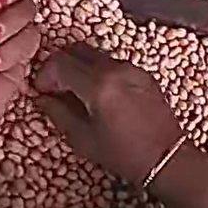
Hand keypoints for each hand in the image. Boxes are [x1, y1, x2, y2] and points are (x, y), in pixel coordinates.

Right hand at [32, 44, 183, 183]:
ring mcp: (133, 69)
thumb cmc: (124, 154)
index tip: (41, 91)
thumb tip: (43, 98)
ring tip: (75, 93)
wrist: (166, 158)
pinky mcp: (144, 74)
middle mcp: (116, 69)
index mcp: (99, 84)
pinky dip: (98, 71)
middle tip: (53, 88)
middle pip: (76, 50)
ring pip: (95, 54)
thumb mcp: (83, 139)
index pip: (60, 63)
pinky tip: (97, 95)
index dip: (44, 75)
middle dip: (59, 66)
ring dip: (79, 67)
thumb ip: (58, 113)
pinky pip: (112, 63)